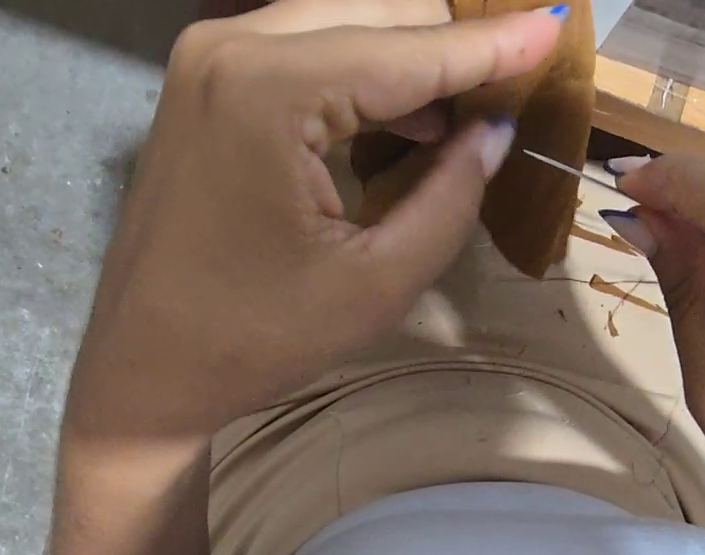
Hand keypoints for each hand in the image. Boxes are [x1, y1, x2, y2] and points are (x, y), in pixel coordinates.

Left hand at [64, 0, 564, 442]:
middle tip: (513, 80)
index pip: (406, 52)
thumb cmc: (261, 340)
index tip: (554, 30)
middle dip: (447, 43)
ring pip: (336, 25)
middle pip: (370, 13)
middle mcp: (230, 46)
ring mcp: (206, 62)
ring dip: (406, 59)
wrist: (150, 369)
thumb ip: (448, 199)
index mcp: (270, 90)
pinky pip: (300, 55)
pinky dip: (358, 76)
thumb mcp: (376, 284)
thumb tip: (494, 130)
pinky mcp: (201, 88)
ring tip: (469, 106)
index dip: (489, 47)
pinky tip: (404, 117)